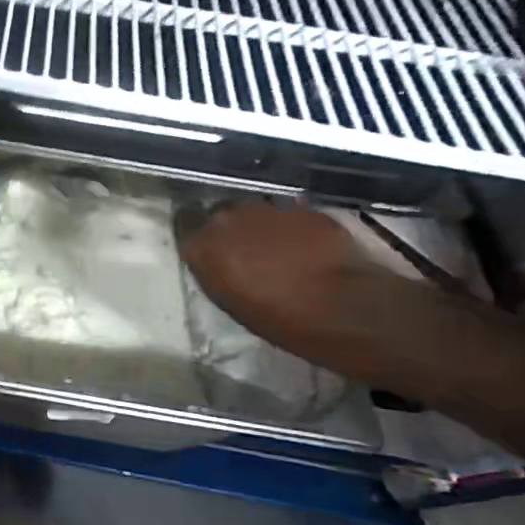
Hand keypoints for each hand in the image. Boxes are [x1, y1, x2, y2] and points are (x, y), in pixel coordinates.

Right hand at [176, 198, 399, 358]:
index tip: (209, 254)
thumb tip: (217, 258)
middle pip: (220, 215)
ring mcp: (267, 208)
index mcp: (202, 245)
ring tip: (273, 246)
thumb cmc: (274, 316)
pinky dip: (289, 226)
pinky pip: (287, 213)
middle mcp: (227, 218)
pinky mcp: (302, 207)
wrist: (337, 304)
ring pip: (254, 210)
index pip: (187, 231)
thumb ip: (215, 270)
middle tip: (242, 250)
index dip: (200, 242)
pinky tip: (302, 245)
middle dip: (229, 229)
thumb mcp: (227, 299)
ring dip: (258, 224)